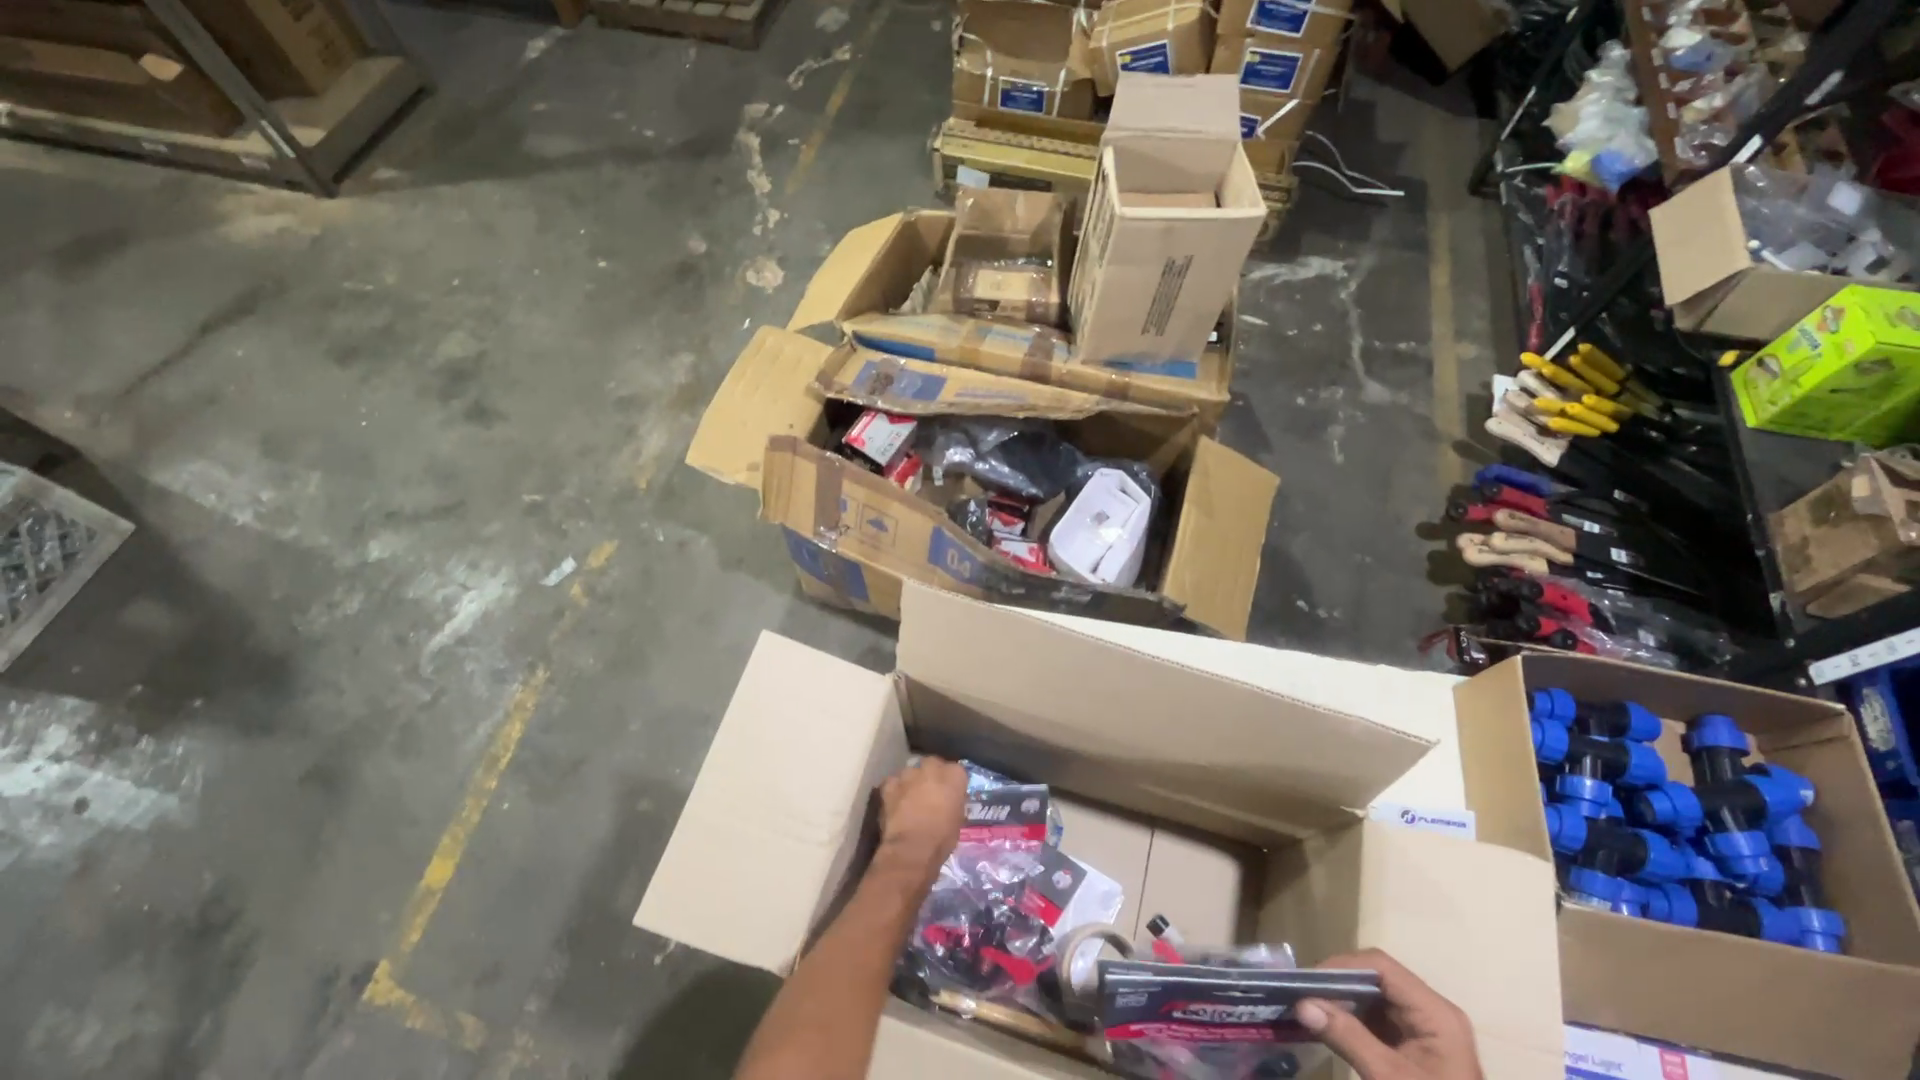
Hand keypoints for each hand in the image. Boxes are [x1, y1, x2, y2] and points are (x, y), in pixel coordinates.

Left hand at [875, 758, 967, 888]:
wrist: (913, 848)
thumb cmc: (942, 837)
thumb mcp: (958, 818)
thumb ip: (953, 801)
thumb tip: (947, 800)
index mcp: (954, 775)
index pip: (956, 771)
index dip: (951, 783)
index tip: (949, 793)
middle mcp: (932, 767)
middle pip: (932, 765)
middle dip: (931, 775)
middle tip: (929, 793)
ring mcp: (908, 773)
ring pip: (911, 772)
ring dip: (912, 782)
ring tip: (910, 799)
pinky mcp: (889, 783)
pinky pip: (893, 782)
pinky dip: (895, 790)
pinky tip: (895, 803)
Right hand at [1296, 948, 1482, 1079]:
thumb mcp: (1389, 1079)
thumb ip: (1348, 1038)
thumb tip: (1302, 1004)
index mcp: (1435, 1012)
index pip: (1382, 967)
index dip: (1341, 967)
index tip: (1306, 982)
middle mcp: (1431, 1010)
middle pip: (1377, 978)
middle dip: (1338, 984)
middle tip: (1301, 995)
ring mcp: (1423, 1028)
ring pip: (1374, 997)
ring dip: (1341, 1001)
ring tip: (1308, 1009)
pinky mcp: (1413, 1044)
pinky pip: (1377, 1019)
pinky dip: (1351, 1019)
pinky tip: (1327, 1027)